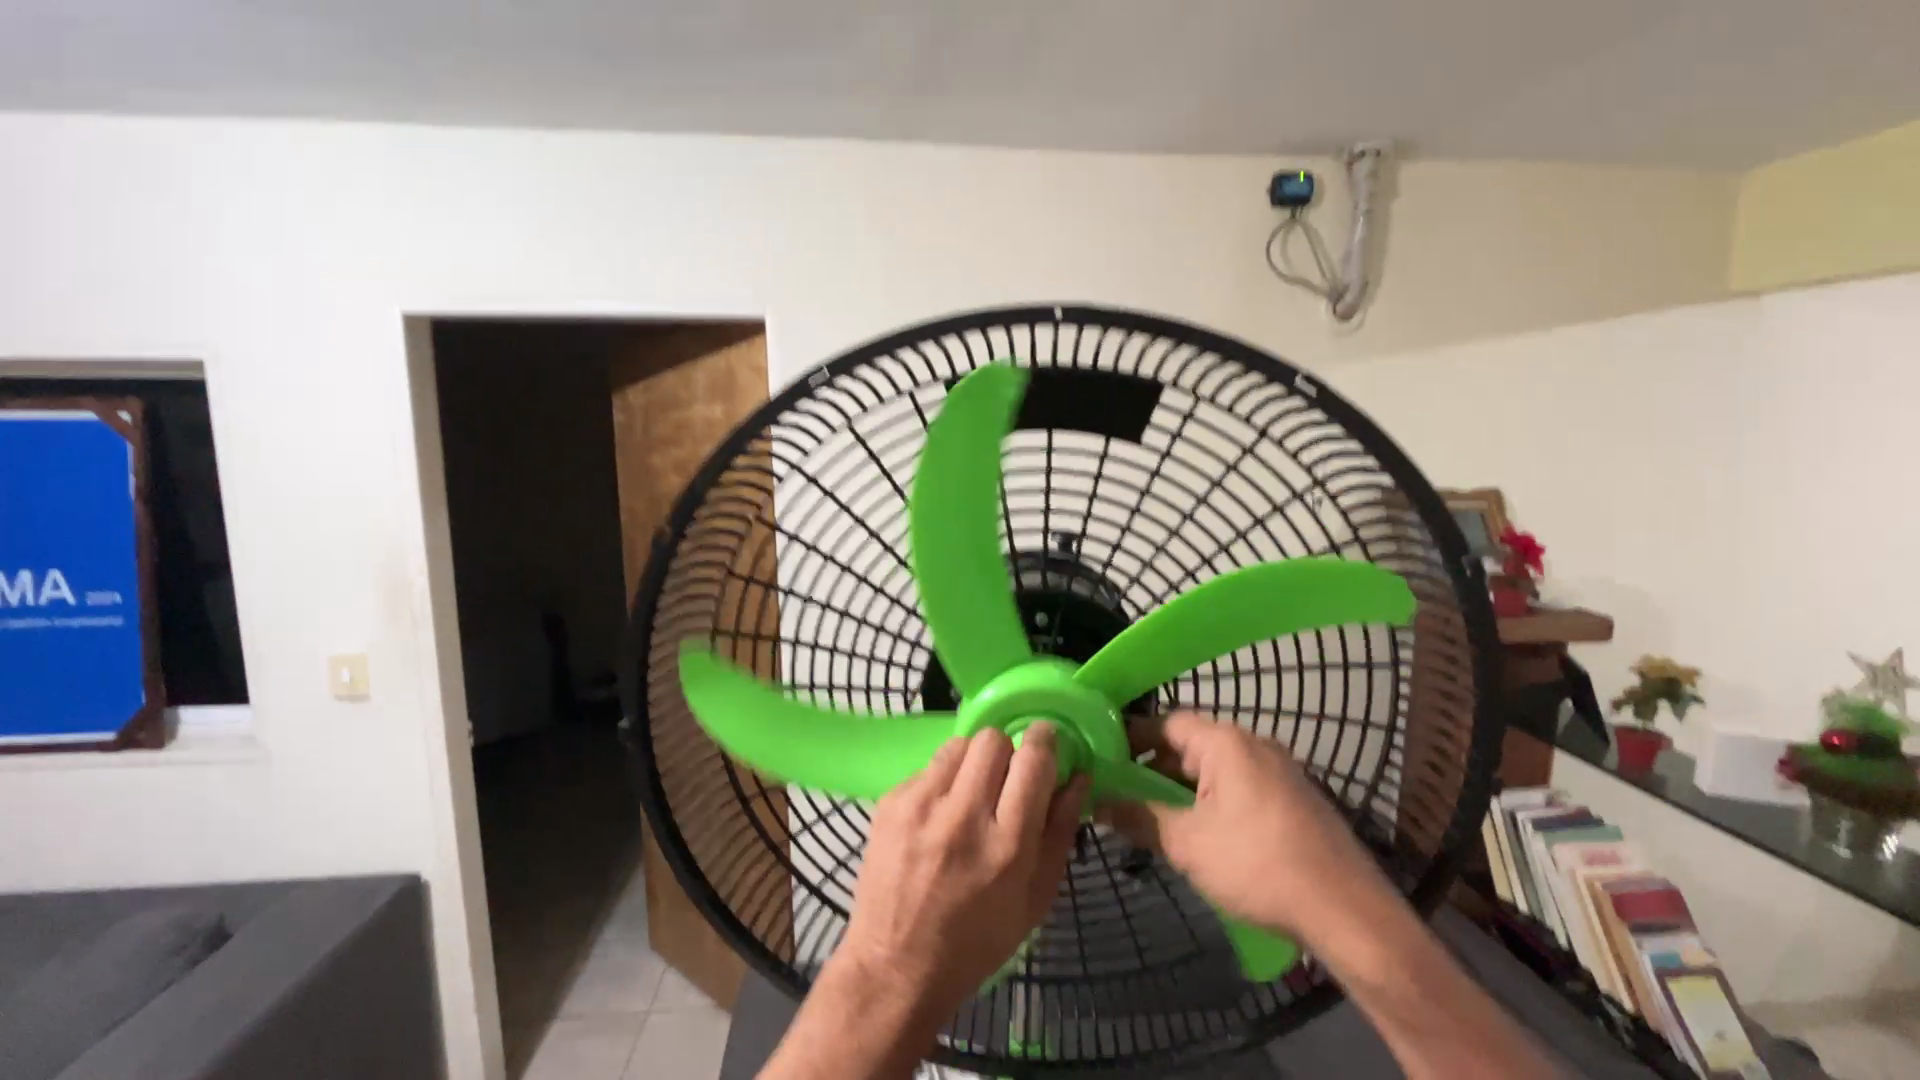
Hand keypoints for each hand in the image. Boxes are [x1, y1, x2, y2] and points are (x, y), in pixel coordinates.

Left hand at [831, 725, 1087, 1019]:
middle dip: (1007, 751)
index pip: (1033, 760)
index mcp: (1007, 844)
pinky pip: (927, 768)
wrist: (895, 966)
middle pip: (993, 740)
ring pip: (958, 745)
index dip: (1044, 741)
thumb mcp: (1036, 899)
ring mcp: (920, 805)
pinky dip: (941, 782)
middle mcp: (962, 815)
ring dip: (973, 761)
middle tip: (1006, 778)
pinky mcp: (890, 803)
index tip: (1046, 741)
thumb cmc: (977, 941)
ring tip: (970, 794)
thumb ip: (1060, 832)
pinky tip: (938, 816)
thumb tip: (1078, 777)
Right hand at [1096, 711, 1391, 941]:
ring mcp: (1280, 772)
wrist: (1346, 911)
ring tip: (1151, 818)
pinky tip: (1199, 834)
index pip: (1166, 722)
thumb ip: (1139, 817)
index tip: (1101, 759)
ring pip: (1216, 770)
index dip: (1131, 738)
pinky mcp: (1295, 800)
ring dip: (1182, 789)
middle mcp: (1255, 745)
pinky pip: (1240, 788)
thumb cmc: (1257, 865)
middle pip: (1191, 744)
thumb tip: (1096, 803)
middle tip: (1119, 794)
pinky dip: (1212, 801)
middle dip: (1153, 768)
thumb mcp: (1187, 843)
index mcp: (1226, 743)